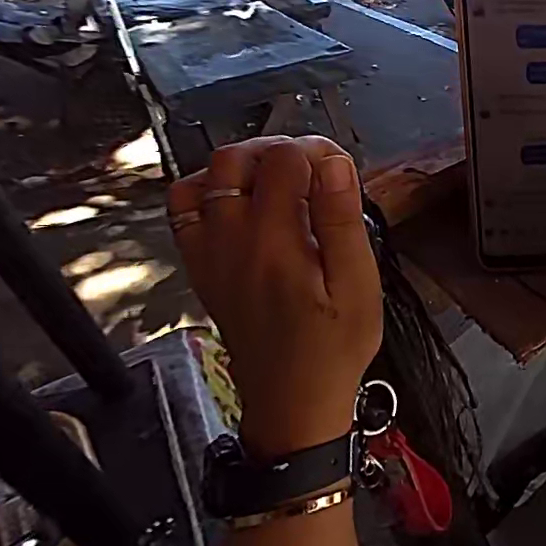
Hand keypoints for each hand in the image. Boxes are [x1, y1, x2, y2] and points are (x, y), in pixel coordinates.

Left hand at [168, 136, 382, 457]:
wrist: (293, 396)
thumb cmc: (337, 343)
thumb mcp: (359, 284)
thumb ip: (343, 221)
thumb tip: (335, 166)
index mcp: (273, 243)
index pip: (282, 162)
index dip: (316, 151)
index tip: (344, 167)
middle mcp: (229, 242)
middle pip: (234, 161)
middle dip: (280, 148)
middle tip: (320, 168)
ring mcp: (207, 255)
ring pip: (203, 180)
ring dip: (243, 165)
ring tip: (286, 180)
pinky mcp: (202, 268)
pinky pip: (186, 212)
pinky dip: (213, 190)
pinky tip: (248, 203)